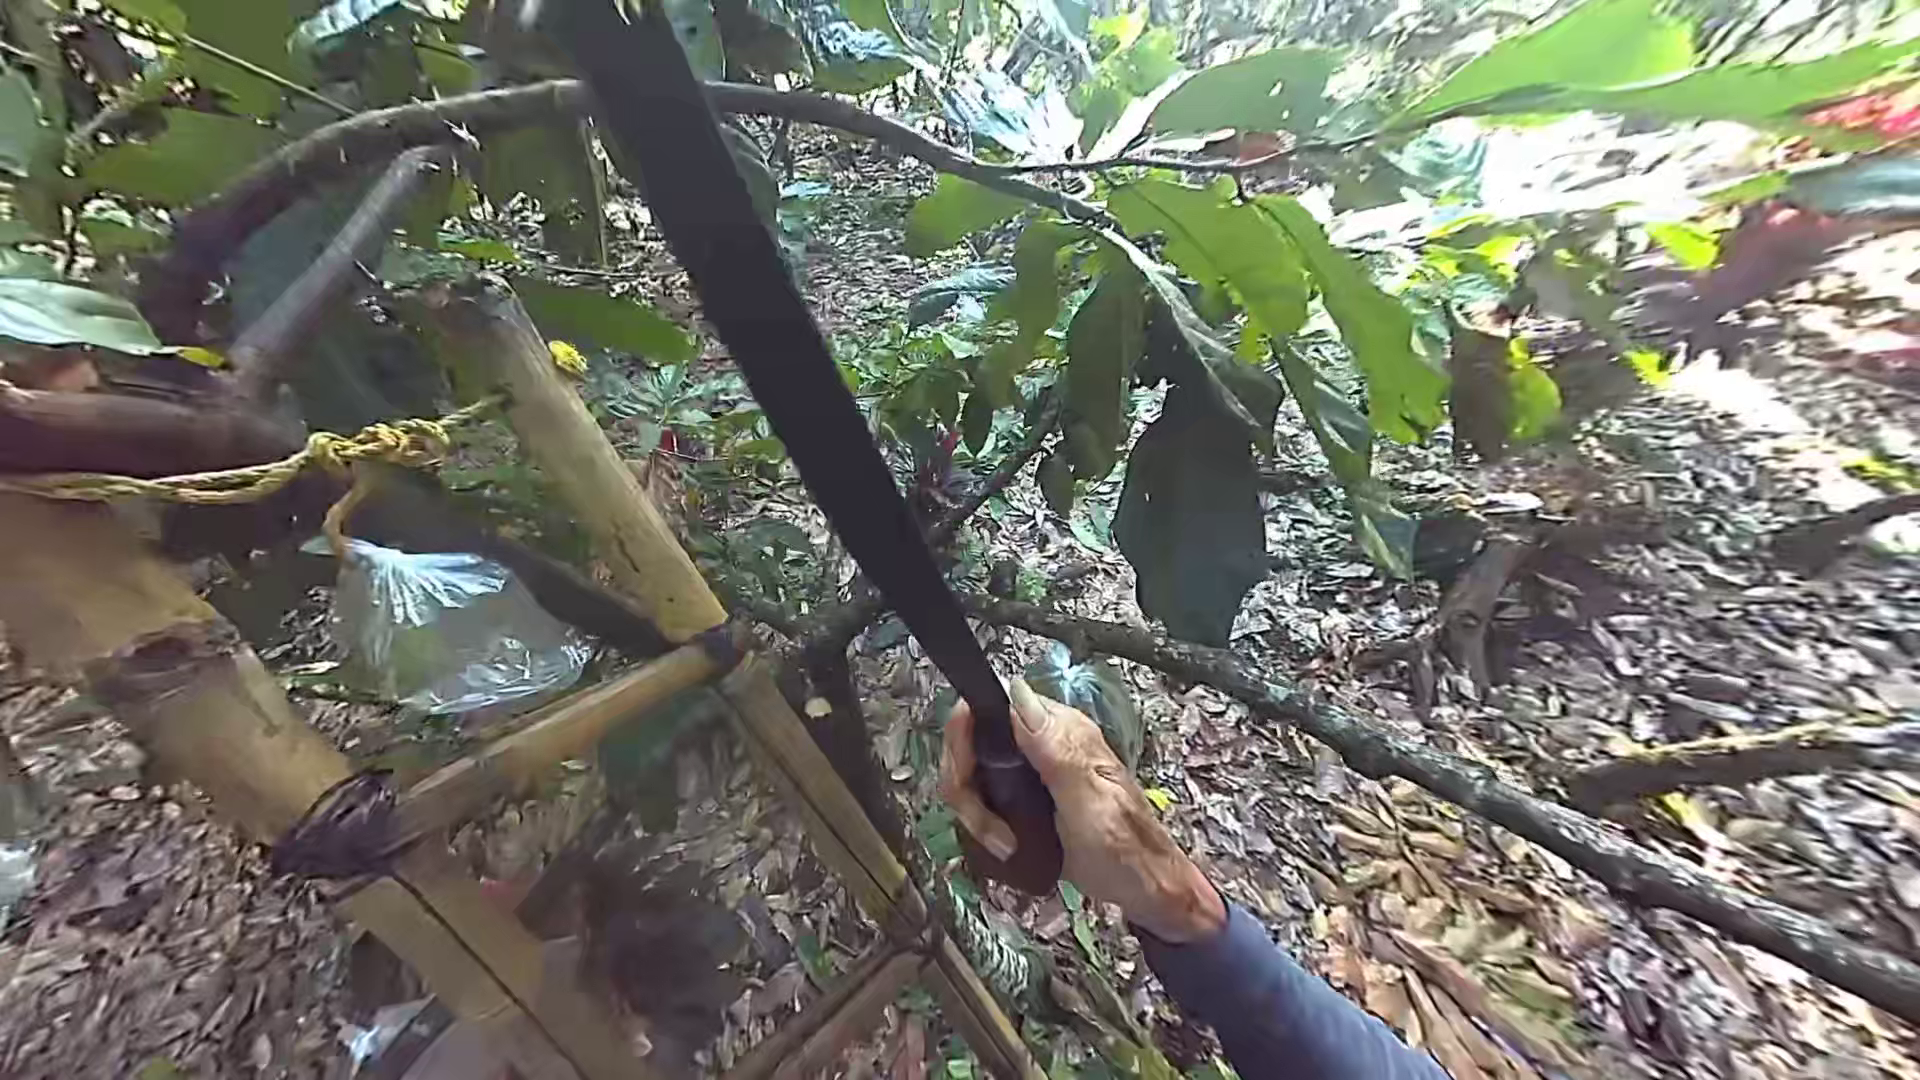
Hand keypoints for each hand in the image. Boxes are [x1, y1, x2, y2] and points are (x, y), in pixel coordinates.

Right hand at [939, 679, 1225, 942]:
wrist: (1147, 891)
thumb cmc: (1126, 850)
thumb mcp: (1091, 803)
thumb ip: (1055, 748)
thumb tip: (1016, 689)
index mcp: (1057, 727)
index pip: (988, 706)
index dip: (964, 738)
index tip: (965, 783)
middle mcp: (1039, 737)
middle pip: (970, 741)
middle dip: (967, 788)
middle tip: (990, 831)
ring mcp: (1030, 765)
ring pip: (971, 771)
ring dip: (975, 811)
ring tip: (1003, 843)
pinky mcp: (1023, 792)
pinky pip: (981, 794)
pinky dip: (981, 820)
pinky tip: (1001, 842)